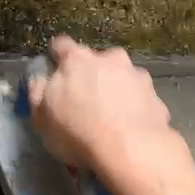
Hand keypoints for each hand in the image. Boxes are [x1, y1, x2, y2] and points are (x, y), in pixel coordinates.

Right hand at [26, 36, 178, 174]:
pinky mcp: (156, 96)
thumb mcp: (42, 119)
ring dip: (115, 91)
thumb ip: (37, 93)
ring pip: (121, 78)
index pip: (61, 45)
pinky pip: (139, 99)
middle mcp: (109, 58)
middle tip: (84, 103)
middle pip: (95, 61)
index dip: (56, 57)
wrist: (131, 150)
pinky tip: (129, 130)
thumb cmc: (78, 132)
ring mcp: (136, 75)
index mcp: (76, 60)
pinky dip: (134, 108)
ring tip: (110, 121)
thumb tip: (39, 79)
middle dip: (90, 76)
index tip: (54, 70)